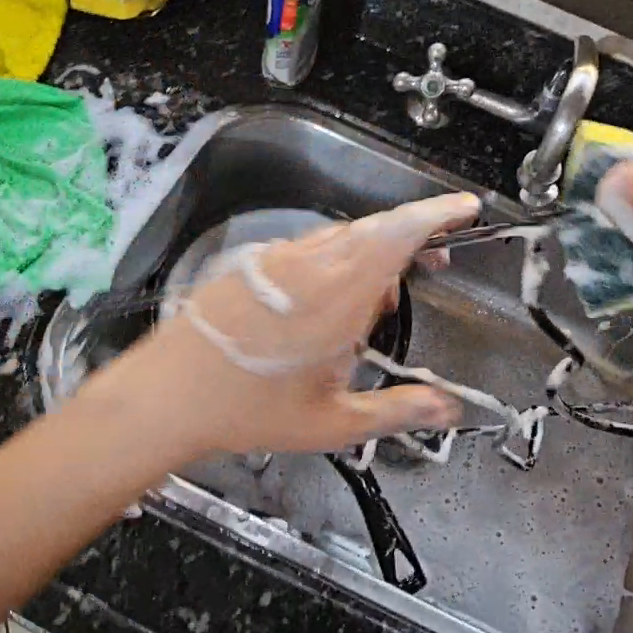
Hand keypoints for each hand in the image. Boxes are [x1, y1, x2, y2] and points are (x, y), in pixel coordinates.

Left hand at [87, 193, 480, 457]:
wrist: (167, 394)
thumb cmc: (250, 409)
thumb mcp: (332, 423)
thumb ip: (397, 411)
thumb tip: (449, 408)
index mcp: (339, 296)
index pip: (397, 235)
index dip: (436, 215)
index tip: (465, 209)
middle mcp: (312, 265)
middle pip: (376, 230)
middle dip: (414, 239)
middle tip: (435, 265)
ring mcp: (281, 260)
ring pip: (344, 239)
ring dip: (374, 257)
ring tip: (381, 304)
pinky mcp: (258, 264)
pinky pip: (313, 249)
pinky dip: (341, 263)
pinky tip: (333, 305)